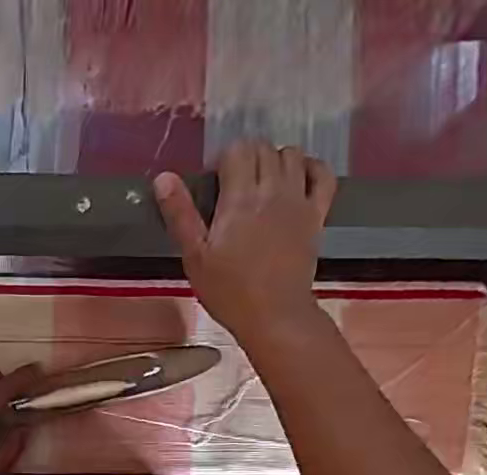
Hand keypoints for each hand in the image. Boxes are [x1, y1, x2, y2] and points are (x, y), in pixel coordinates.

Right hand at [153, 142, 337, 348]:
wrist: (273, 315)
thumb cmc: (228, 291)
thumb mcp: (194, 257)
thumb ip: (180, 215)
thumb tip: (163, 177)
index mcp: (240, 198)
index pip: (236, 151)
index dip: (221, 161)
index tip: (212, 186)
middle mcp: (273, 189)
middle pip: (263, 149)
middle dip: (245, 159)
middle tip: (231, 189)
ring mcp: (299, 200)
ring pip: (292, 155)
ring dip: (274, 160)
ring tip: (259, 185)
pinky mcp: (317, 214)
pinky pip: (323, 174)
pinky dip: (311, 168)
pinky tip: (297, 179)